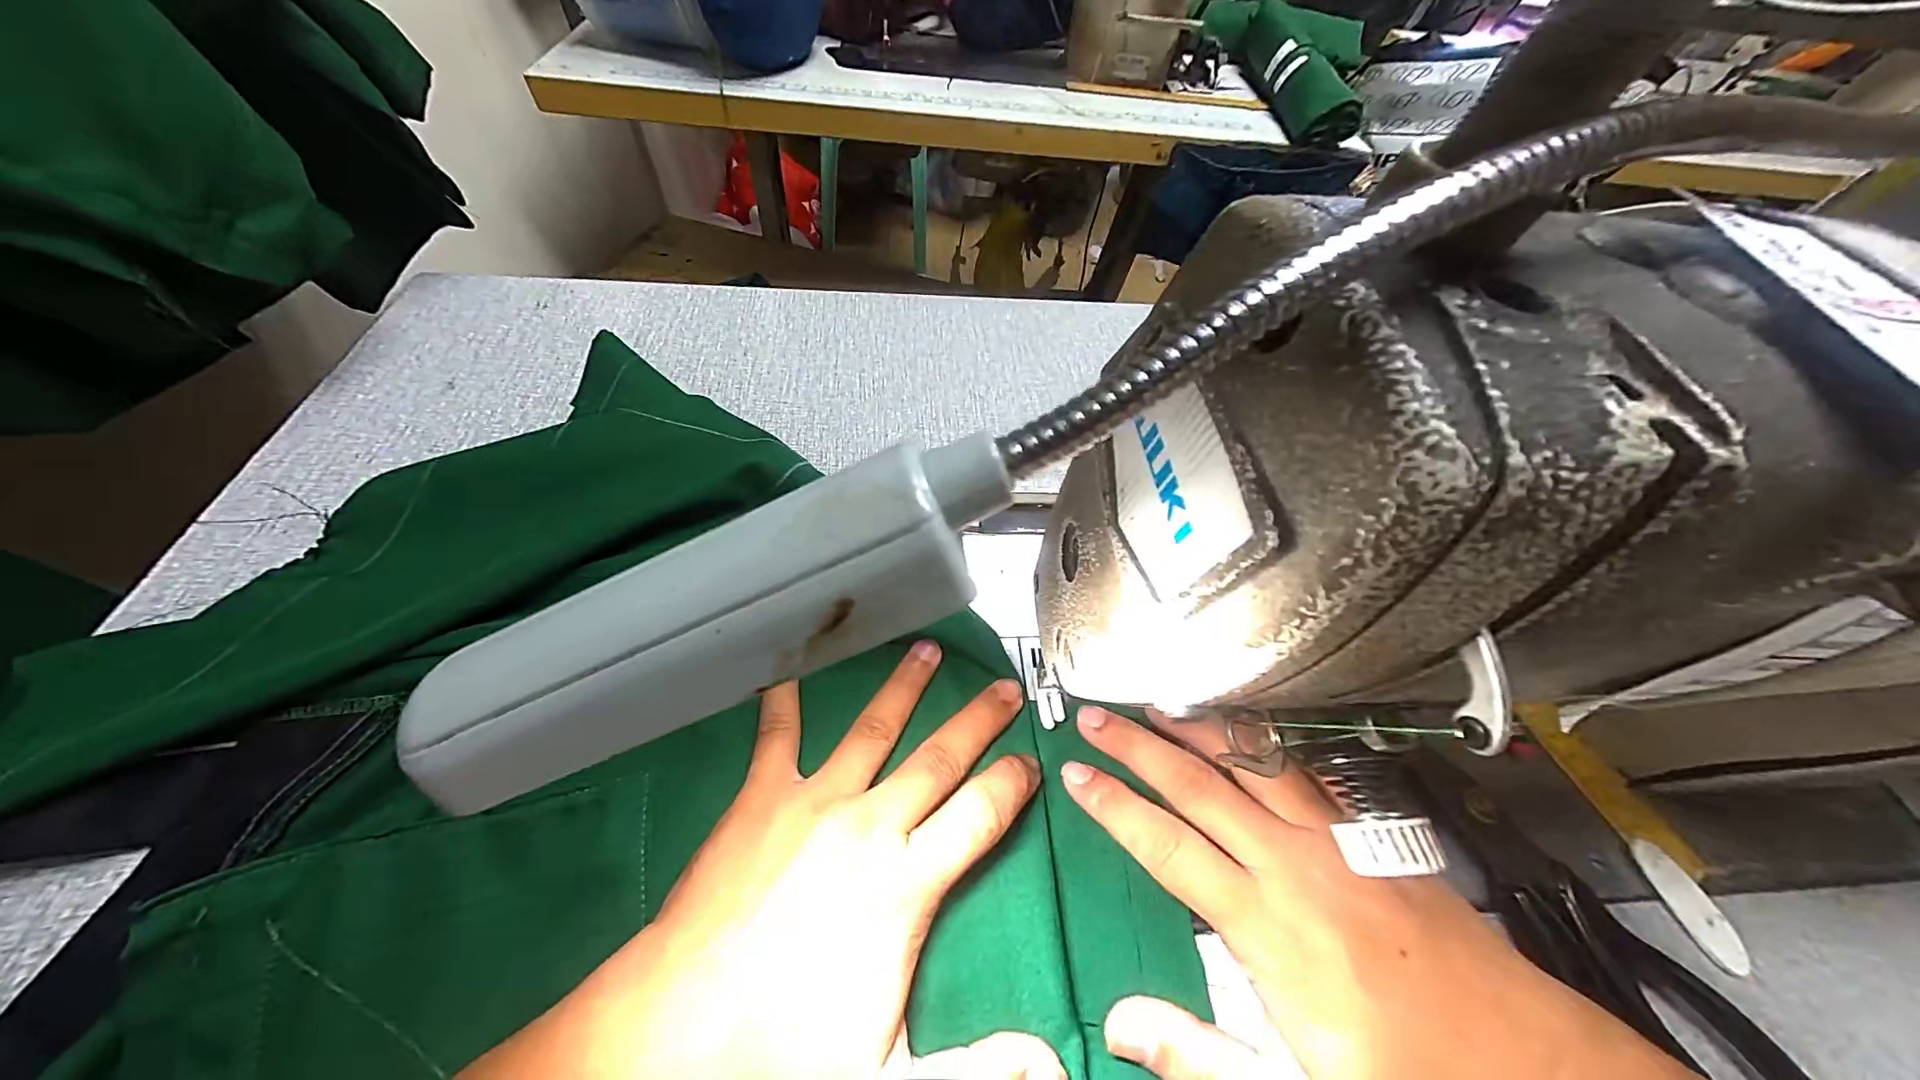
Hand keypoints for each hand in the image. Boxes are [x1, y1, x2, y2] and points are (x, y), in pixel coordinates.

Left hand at [461, 642, 1054, 1079]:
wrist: (677, 1033)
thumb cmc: (784, 1051)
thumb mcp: (893, 1074)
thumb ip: (977, 1065)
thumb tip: (1052, 1068)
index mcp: (907, 882)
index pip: (981, 816)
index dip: (1011, 784)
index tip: (1029, 761)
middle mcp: (870, 827)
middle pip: (940, 759)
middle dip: (978, 721)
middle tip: (1004, 688)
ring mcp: (815, 803)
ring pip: (874, 730)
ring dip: (904, 689)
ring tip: (927, 653)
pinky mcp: (762, 797)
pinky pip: (778, 737)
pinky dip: (785, 701)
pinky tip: (789, 671)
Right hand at [1061, 707, 1695, 1079]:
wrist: (1526, 1062)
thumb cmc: (1407, 1073)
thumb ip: (1199, 1052)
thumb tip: (1122, 1022)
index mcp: (1267, 925)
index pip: (1166, 846)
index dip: (1114, 806)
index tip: (1078, 775)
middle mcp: (1295, 866)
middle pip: (1198, 786)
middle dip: (1138, 747)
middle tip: (1098, 717)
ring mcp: (1336, 840)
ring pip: (1251, 763)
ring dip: (1198, 728)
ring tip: (1158, 704)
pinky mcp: (1369, 834)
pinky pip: (1305, 770)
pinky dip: (1265, 743)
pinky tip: (1247, 729)